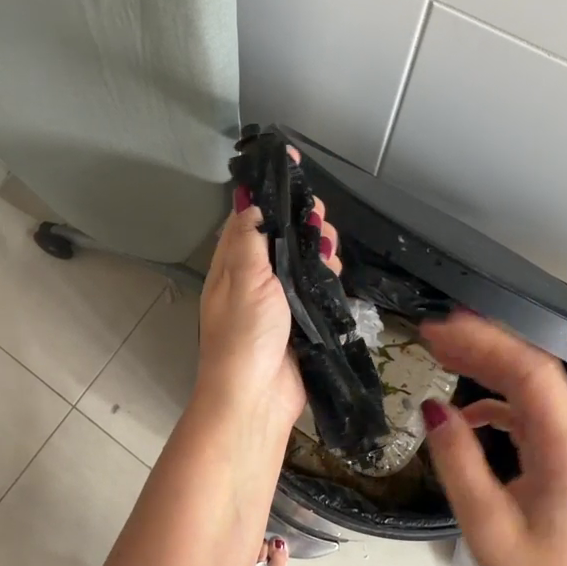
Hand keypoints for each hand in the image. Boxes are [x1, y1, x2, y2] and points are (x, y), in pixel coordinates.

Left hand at [194, 153, 340, 427]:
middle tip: (319, 220)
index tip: (292, 167)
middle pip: (283, 236)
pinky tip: (335, 273)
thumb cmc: (244, 335)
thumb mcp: (243, 277)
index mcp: (231, 263)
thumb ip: (250, 238)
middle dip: (303, 222)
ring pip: (305, 261)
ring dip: (319, 248)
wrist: (256, 398)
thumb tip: (251, 202)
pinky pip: (318, 289)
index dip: (270, 192)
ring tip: (329, 248)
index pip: (249, 216)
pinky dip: (327, 278)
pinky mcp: (301, 322)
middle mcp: (253, 278)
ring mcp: (278, 301)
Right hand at [419, 312, 566, 565]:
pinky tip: (467, 411)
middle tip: (432, 332)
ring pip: (533, 390)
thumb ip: (458, 460)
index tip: (438, 330)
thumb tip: (432, 408)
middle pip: (533, 373)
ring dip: (489, 367)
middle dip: (483, 344)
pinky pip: (533, 415)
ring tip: (444, 355)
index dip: (484, 342)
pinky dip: (498, 400)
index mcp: (566, 450)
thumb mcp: (485, 522)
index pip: (529, 374)